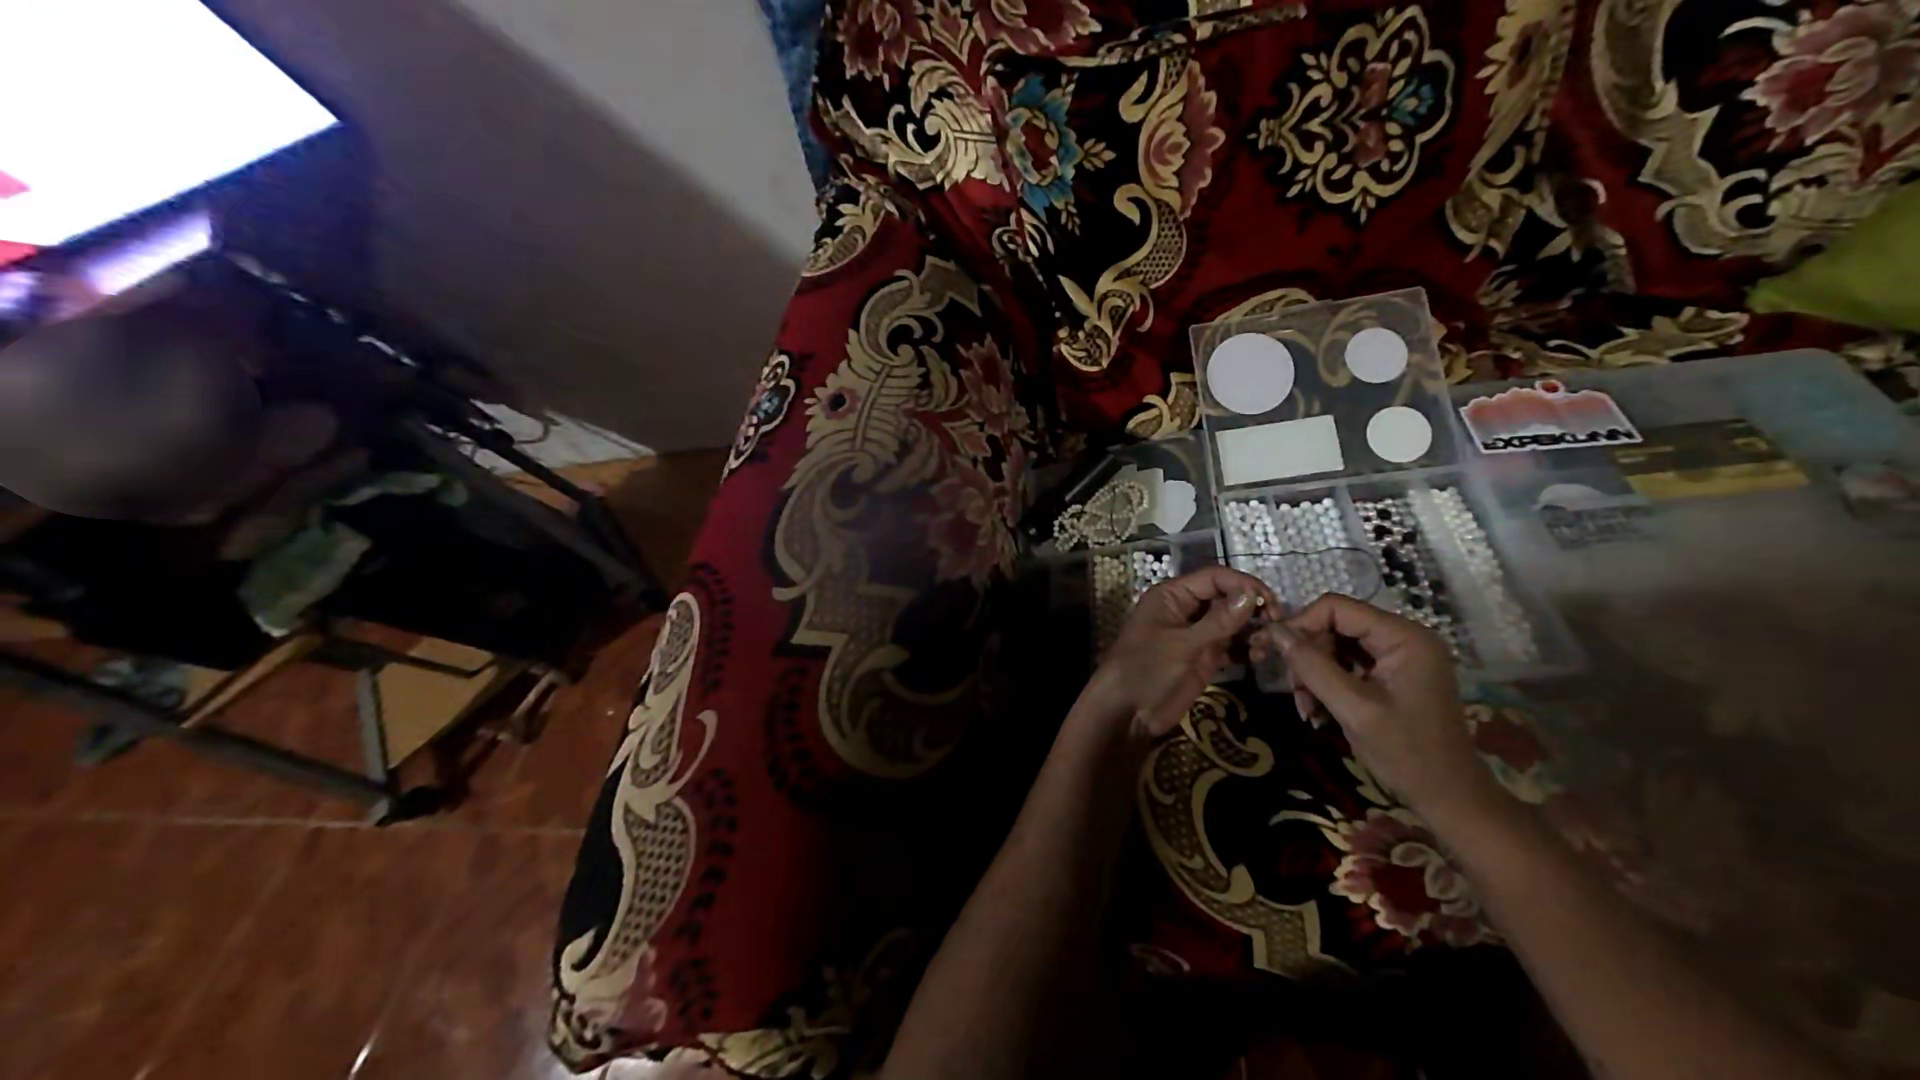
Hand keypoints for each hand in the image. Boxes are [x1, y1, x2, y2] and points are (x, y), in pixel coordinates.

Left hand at [1080, 566, 1272, 743]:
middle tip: (1276, 623)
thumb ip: (1218, 621)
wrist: (1127, 711)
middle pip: (1226, 598)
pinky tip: (1258, 657)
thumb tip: (1251, 594)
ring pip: (1232, 622)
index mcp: (1172, 595)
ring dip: (1252, 630)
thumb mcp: (1183, 644)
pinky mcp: (1204, 657)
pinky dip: (1246, 648)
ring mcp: (1195, 634)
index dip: (1242, 584)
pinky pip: (1231, 645)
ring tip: (1266, 645)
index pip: (1214, 578)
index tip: (1269, 600)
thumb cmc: (1146, 669)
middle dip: (1252, 607)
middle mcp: (1185, 609)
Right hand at [1267, 594, 1499, 817]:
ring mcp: (1398, 657)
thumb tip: (1274, 631)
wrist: (1448, 797)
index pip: (1336, 608)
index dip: (1301, 625)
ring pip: (1335, 646)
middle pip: (1334, 626)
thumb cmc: (1406, 752)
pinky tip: (1317, 712)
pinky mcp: (1392, 675)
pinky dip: (1326, 685)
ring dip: (1313, 674)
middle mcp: (1403, 637)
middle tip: (1294, 690)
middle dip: (1307, 655)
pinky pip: (1346, 665)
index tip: (1277, 654)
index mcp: (1404, 637)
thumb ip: (1312, 666)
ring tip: (1306, 708)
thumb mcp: (1353, 708)